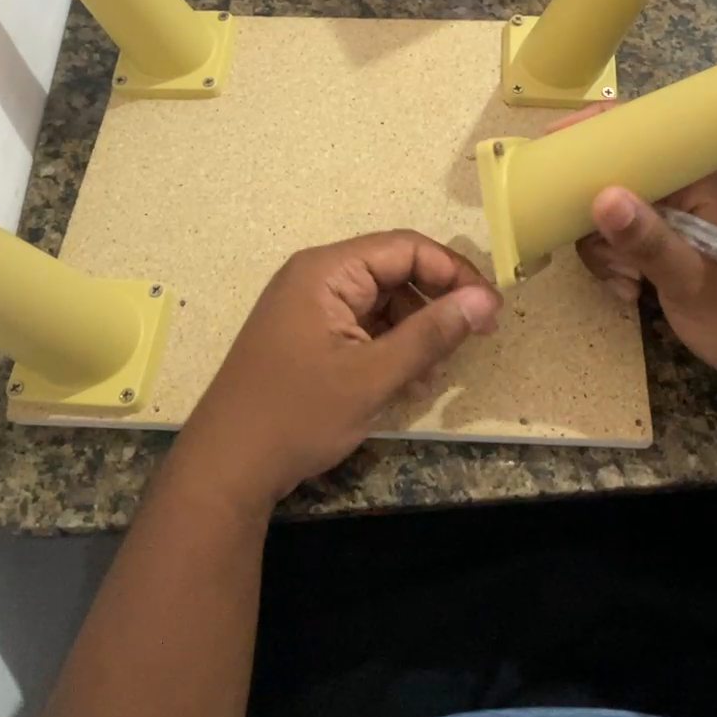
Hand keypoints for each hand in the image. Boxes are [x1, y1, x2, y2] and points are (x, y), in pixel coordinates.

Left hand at [169, 230, 502, 511]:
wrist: (225, 468)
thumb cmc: (297, 415)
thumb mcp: (373, 376)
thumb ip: (432, 334)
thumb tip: (486, 299)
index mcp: (326, 270)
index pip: (405, 248)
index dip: (453, 272)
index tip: (490, 308)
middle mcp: (317, 278)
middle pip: (394, 272)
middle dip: (436, 303)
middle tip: (475, 338)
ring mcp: (310, 308)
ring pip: (382, 302)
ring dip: (416, 331)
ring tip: (436, 372)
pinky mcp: (309, 337)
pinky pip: (363, 327)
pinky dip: (391, 348)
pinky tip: (409, 382)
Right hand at [549, 104, 716, 391]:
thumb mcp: (693, 283)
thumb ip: (649, 241)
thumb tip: (601, 196)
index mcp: (697, 179)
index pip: (639, 132)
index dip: (591, 132)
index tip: (548, 152)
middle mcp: (681, 189)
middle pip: (612, 178)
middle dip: (595, 220)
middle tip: (609, 262)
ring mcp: (672, 218)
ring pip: (609, 215)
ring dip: (605, 252)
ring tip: (628, 286)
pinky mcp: (664, 243)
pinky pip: (620, 241)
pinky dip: (614, 266)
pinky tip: (631, 294)